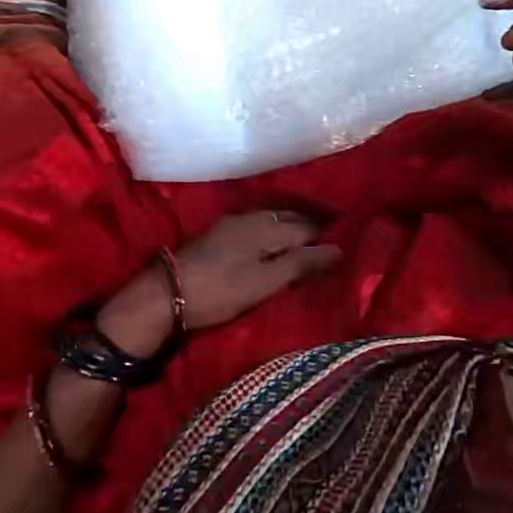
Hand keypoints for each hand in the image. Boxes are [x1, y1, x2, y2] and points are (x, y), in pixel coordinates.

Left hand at [96, 211, 341, 359]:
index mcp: (267, 227)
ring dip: (291, 227)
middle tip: (332, 240)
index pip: (308, 227)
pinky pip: (255, 226)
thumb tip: (339, 249)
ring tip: (307, 242)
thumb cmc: (219, 291)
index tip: (348, 242)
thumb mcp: (264, 283)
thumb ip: (300, 264)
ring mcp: (231, 225)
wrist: (164, 294)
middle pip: (290, 218)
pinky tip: (272, 243)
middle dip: (311, 226)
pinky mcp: (216, 235)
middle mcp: (251, 218)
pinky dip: (272, 232)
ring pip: (272, 220)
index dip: (328, 235)